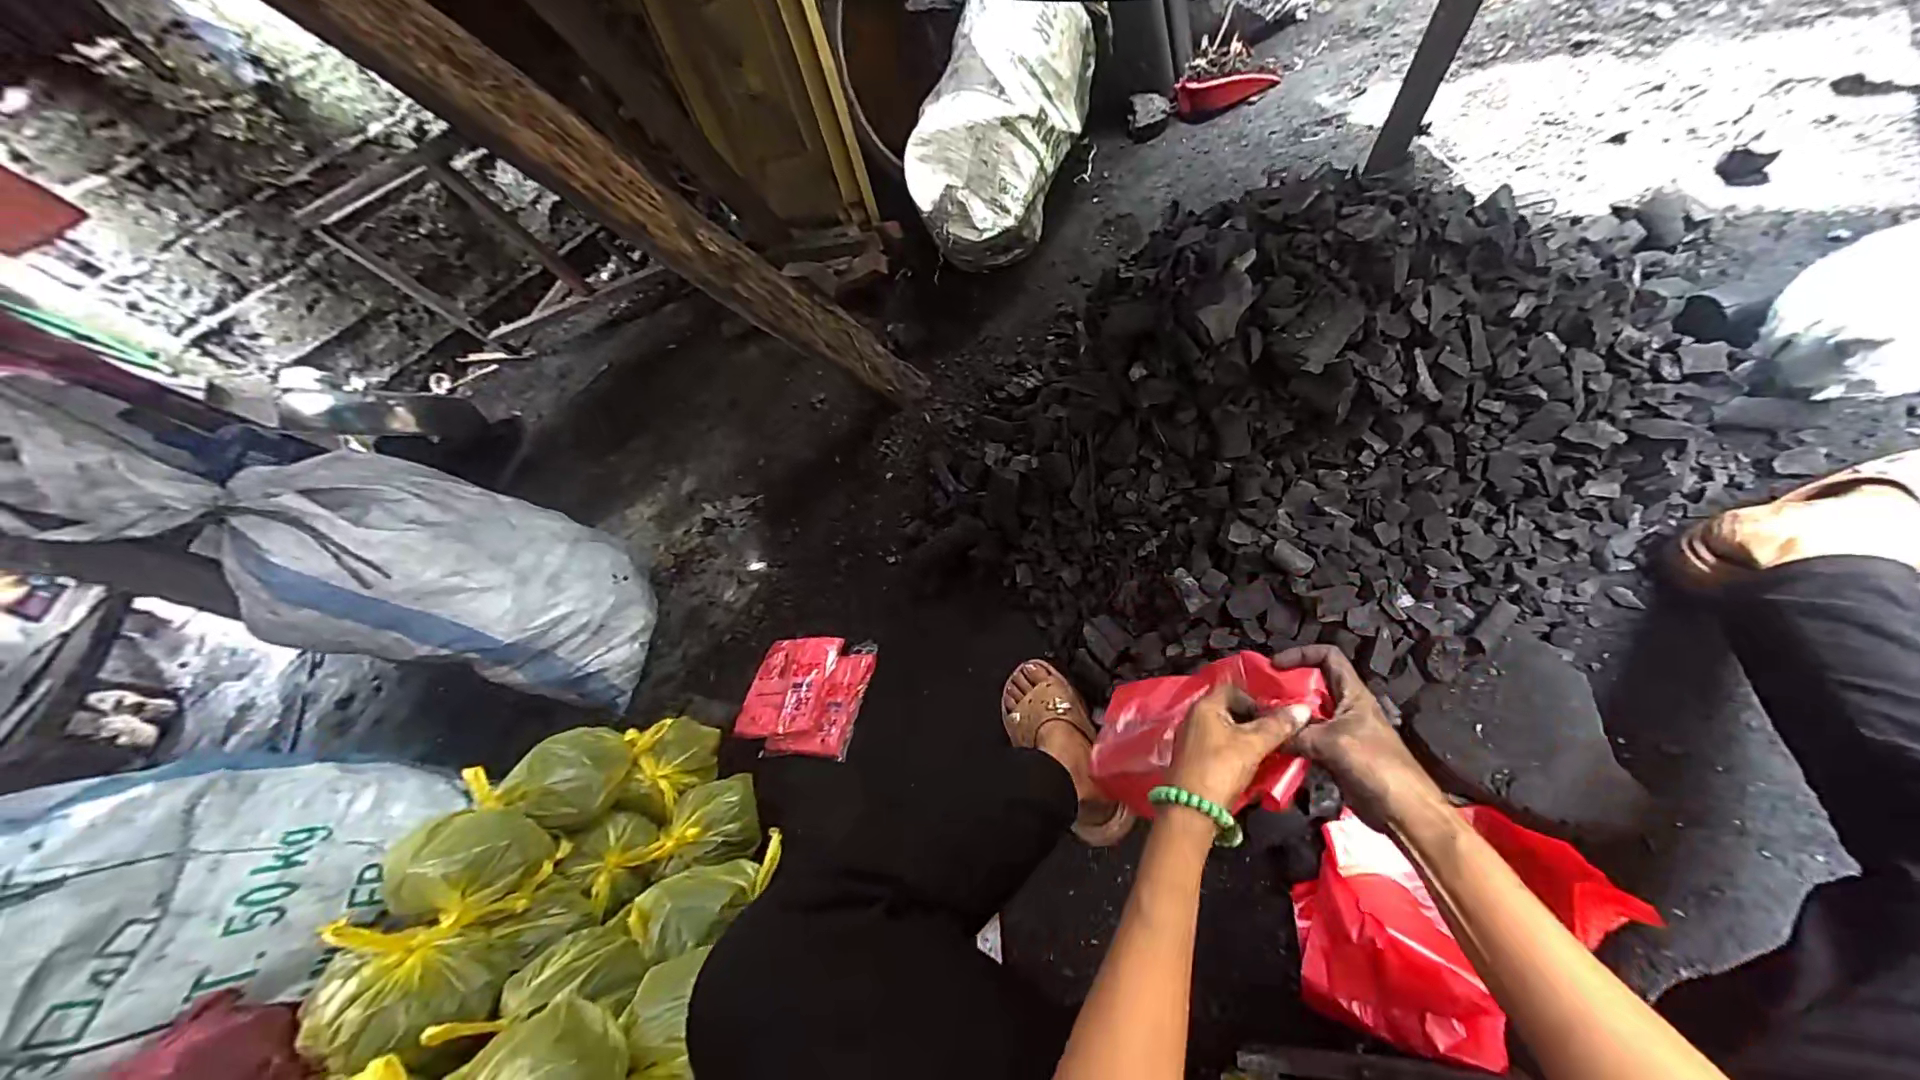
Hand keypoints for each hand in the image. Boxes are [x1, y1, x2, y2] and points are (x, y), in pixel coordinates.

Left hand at [1165, 683, 1311, 808]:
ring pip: (1228, 730)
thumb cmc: (1221, 768)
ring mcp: (1193, 738)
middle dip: (1256, 722)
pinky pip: (1221, 746)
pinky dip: (1238, 751)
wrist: (1192, 809)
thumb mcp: (1253, 745)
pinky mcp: (1195, 758)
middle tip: (1278, 736)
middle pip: (1231, 710)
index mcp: (1204, 706)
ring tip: (1270, 751)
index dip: (1257, 700)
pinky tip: (1253, 764)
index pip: (1234, 690)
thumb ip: (1277, 726)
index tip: (1276, 719)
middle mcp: (1195, 717)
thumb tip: (1303, 708)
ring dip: (1249, 739)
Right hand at [1270, 644, 1449, 830]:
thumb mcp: (1331, 743)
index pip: (1328, 657)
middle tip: (1259, 695)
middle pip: (1311, 685)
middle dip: (1284, 687)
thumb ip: (1294, 733)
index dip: (1301, 654)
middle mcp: (1345, 708)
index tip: (1275, 665)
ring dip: (1284, 717)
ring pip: (1305, 714)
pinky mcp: (1334, 754)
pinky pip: (1305, 739)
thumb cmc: (1376, 767)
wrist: (1404, 812)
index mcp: (1353, 694)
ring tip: (1259, 720)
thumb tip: (1261, 727)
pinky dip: (1288, 740)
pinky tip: (1272, 746)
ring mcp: (1339, 732)